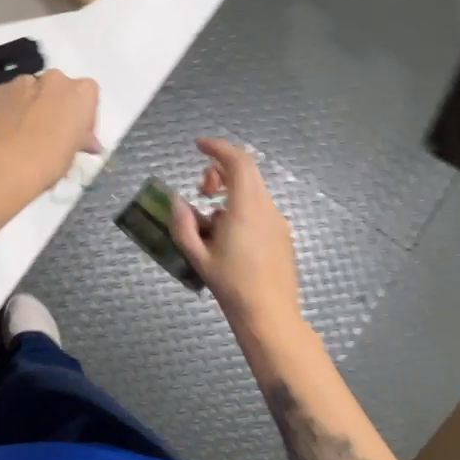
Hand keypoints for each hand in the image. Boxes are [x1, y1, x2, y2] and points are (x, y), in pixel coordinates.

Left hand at [0, 70, 99, 198]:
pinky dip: (7, 110)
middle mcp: (53, 78)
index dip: (82, 116)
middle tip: (48, 133)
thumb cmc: (49, 161)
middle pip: (57, 89)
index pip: (88, 96)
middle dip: (54, 106)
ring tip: (21, 133)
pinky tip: (2, 131)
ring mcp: (21, 82)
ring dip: (29, 105)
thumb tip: (89, 143)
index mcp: (80, 92)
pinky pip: (7, 98)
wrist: (3, 165)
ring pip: (30, 90)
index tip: (75, 135)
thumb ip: (81, 139)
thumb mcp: (73, 154)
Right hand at [168, 139, 302, 333]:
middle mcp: (266, 209)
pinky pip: (259, 210)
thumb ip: (183, 223)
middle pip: (246, 173)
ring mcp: (278, 222)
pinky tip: (228, 239)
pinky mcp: (282, 236)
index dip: (217, 148)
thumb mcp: (196, 255)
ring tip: (209, 224)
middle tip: (201, 190)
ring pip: (252, 192)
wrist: (269, 314)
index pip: (237, 162)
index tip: (198, 145)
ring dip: (229, 194)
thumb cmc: (230, 285)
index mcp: (245, 208)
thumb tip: (177, 201)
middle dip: (220, 172)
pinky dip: (240, 209)